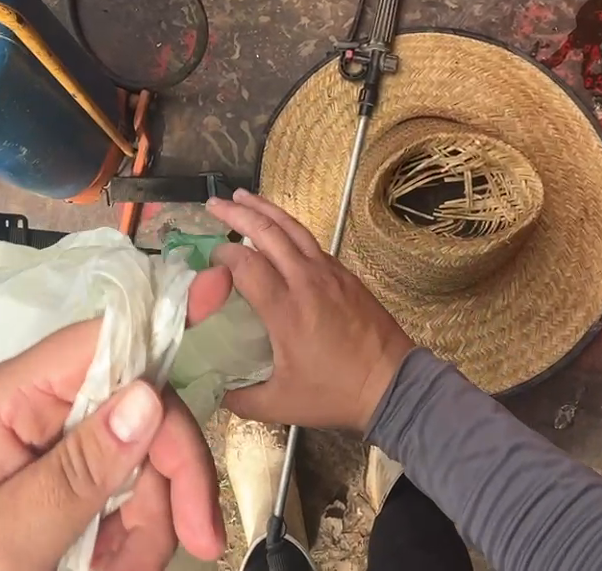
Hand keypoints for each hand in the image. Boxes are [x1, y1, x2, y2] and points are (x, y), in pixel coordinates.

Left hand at [0, 268, 232, 570]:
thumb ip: (72, 475)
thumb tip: (147, 393)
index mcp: (12, 397)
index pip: (100, 339)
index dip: (161, 317)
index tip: (222, 295)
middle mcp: (42, 407)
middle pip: (140, 404)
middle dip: (175, 467)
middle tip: (200, 536)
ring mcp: (60, 446)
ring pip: (147, 454)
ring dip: (155, 518)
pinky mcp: (72, 483)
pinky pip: (133, 493)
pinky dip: (139, 536)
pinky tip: (116, 568)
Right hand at [209, 190, 414, 431]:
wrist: (391, 384)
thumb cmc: (334, 393)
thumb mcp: (281, 405)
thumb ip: (240, 398)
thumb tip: (212, 388)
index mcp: (285, 310)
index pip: (246, 264)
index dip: (224, 255)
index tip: (210, 259)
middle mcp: (304, 280)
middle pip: (267, 232)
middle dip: (236, 213)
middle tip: (213, 204)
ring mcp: (327, 271)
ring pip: (291, 227)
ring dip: (263, 208)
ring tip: (241, 195)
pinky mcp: (343, 272)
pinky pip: (309, 239)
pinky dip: (287, 225)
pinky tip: (277, 226)